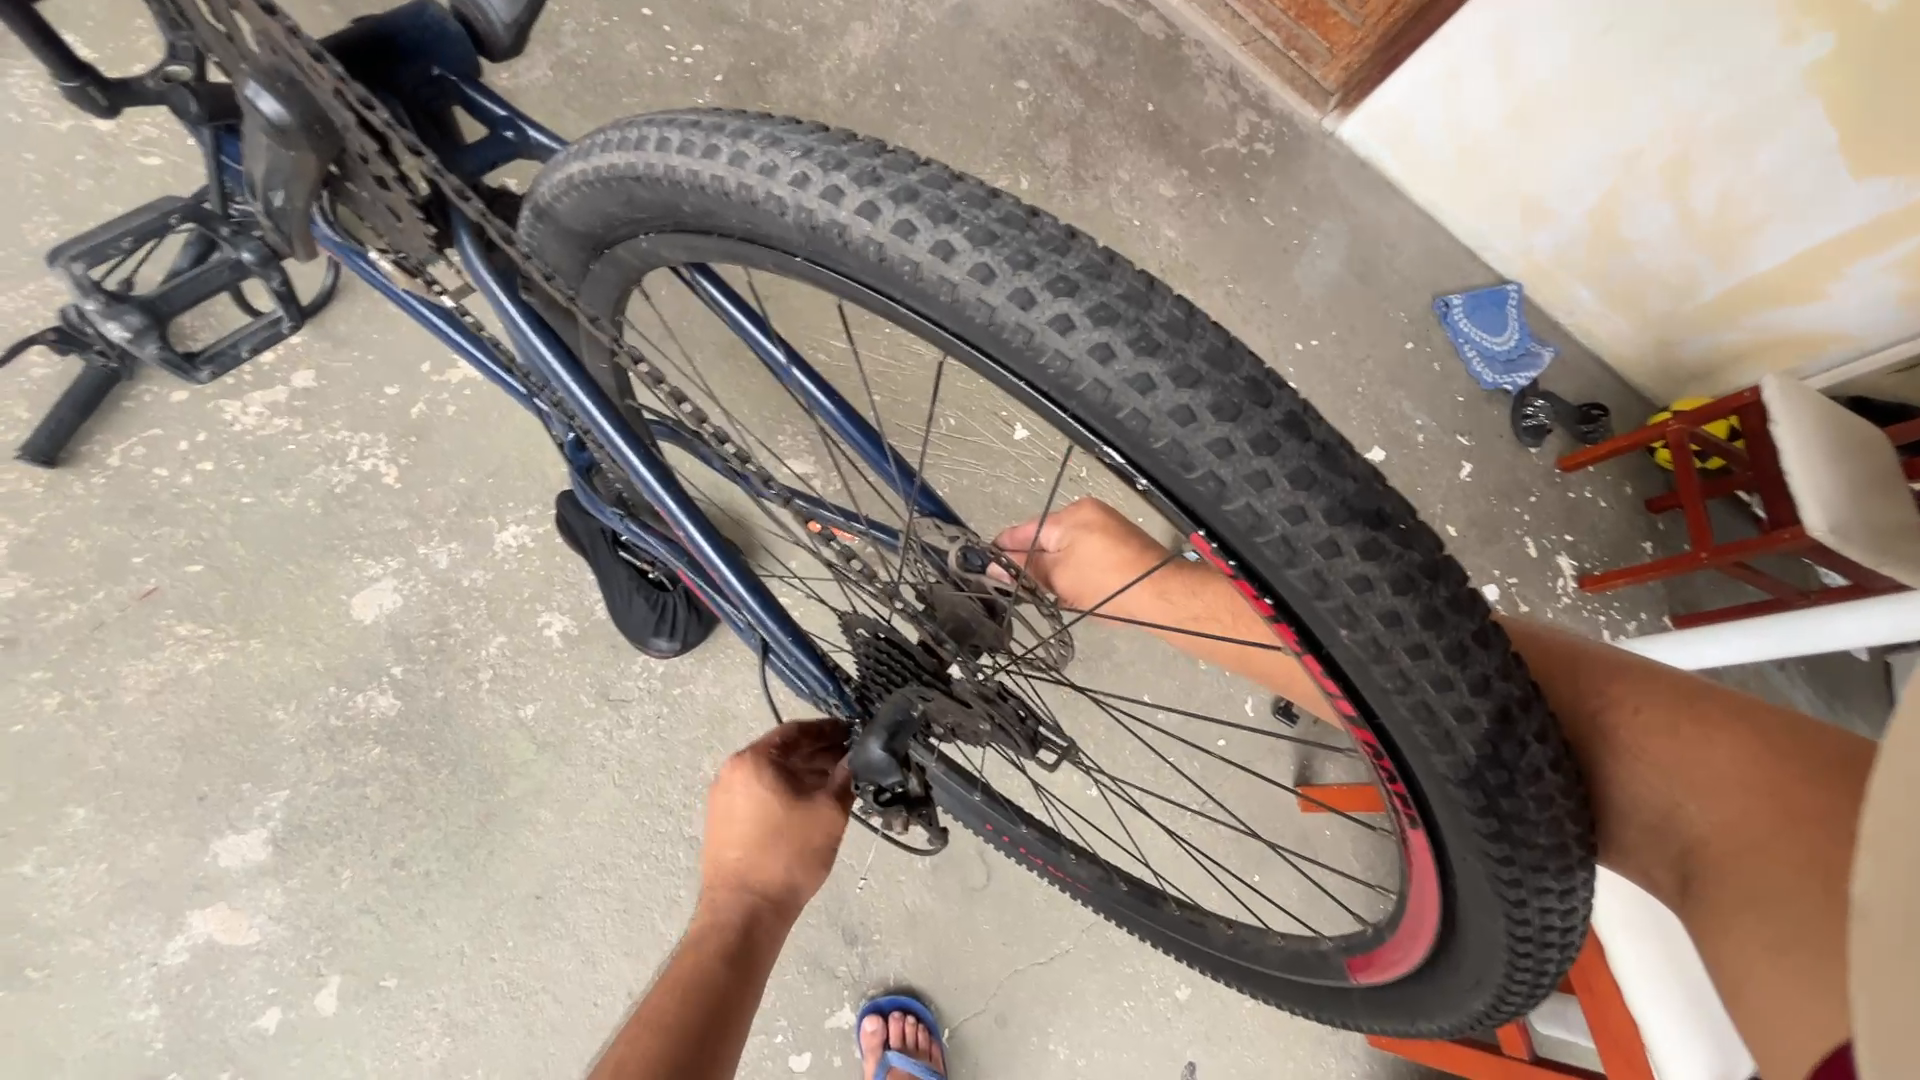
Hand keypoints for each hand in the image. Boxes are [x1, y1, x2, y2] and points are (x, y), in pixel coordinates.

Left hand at [699, 719, 853, 920]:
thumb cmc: (788, 854)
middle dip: (818, 753)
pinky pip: (761, 794)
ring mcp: (724, 798)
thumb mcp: (829, 811)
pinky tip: (811, 805)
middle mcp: (732, 771)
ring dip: (804, 774)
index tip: (853, 733)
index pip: (796, 730)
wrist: (744, 913)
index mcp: (754, 760)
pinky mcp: (723, 823)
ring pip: (772, 775)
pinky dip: (787, 792)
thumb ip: (845, 776)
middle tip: (851, 760)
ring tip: (837, 784)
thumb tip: (855, 758)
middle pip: (782, 751)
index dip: (829, 730)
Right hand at [992, 497, 1178, 613]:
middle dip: (1032, 563)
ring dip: (1054, 570)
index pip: (1024, 530)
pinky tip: (1075, 591)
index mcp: (1071, 515)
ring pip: (1064, 549)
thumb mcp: (1058, 578)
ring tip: (1052, 593)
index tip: (985, 564)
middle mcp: (1088, 514)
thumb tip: (996, 566)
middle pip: (1045, 539)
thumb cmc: (1109, 584)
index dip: (1003, 548)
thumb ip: (1025, 569)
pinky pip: (1084, 554)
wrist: (1161, 596)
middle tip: (1020, 588)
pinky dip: (1074, 570)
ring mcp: (1106, 528)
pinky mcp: (1119, 544)